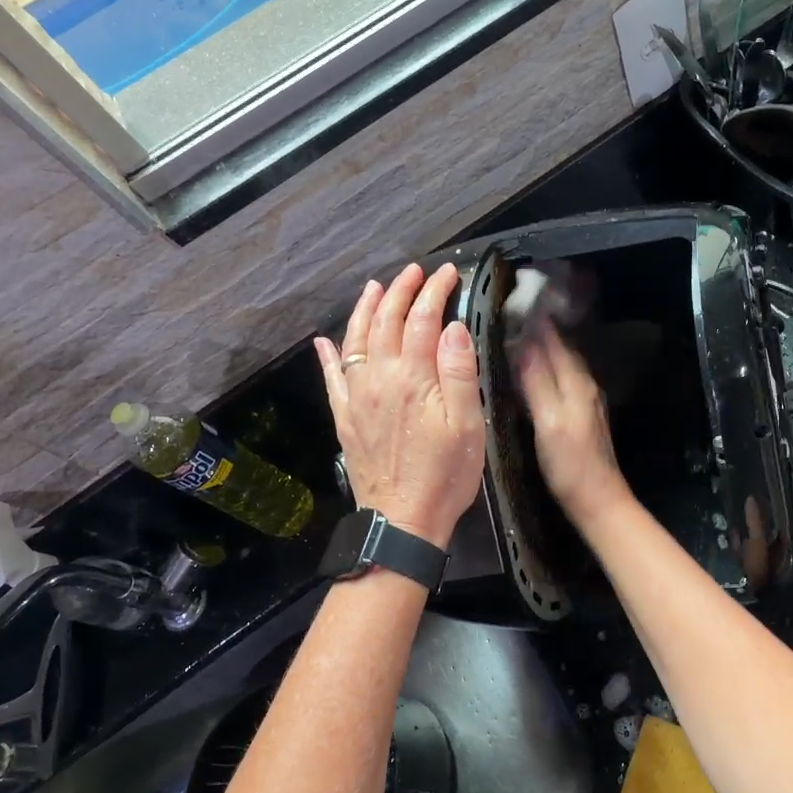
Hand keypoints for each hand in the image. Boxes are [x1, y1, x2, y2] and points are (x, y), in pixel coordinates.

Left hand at [315, 263, 483, 548]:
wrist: (401, 521)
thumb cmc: (445, 474)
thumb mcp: (467, 425)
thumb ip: (459, 372)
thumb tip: (453, 326)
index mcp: (413, 377)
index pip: (423, 319)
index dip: (435, 291)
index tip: (448, 273)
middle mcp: (380, 378)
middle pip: (386, 321)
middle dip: (401, 290)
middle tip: (415, 272)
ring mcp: (357, 397)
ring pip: (356, 340)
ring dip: (365, 309)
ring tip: (374, 287)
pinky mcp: (345, 417)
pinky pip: (332, 377)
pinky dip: (328, 355)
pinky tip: (325, 341)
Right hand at [515, 324, 633, 528]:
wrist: (598, 501)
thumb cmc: (570, 464)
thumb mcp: (549, 421)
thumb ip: (538, 382)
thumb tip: (525, 343)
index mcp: (577, 383)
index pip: (555, 341)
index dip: (538, 321)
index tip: (518, 299)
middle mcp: (585, 385)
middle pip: (561, 349)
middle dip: (541, 330)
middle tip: (515, 312)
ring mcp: (586, 400)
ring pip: (563, 363)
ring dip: (545, 348)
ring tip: (521, 335)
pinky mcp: (582, 415)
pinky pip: (563, 379)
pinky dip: (548, 368)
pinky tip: (534, 373)